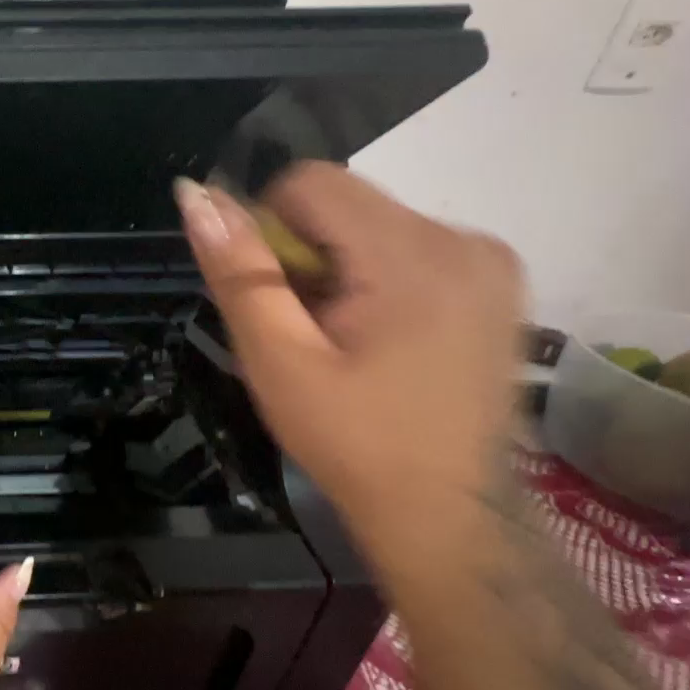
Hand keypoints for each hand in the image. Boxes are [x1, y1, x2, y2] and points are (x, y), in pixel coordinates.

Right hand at [175, 163, 523, 538]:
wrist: (441, 506)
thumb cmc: (349, 437)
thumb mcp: (277, 358)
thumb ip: (238, 272)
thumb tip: (195, 196)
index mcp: (414, 256)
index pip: (313, 182)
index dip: (265, 227)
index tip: (264, 292)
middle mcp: (464, 240)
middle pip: (344, 204)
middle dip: (302, 254)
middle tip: (297, 328)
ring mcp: (489, 261)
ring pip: (371, 226)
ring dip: (333, 268)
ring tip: (335, 340)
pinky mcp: (495, 282)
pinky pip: (406, 249)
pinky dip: (370, 279)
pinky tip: (371, 338)